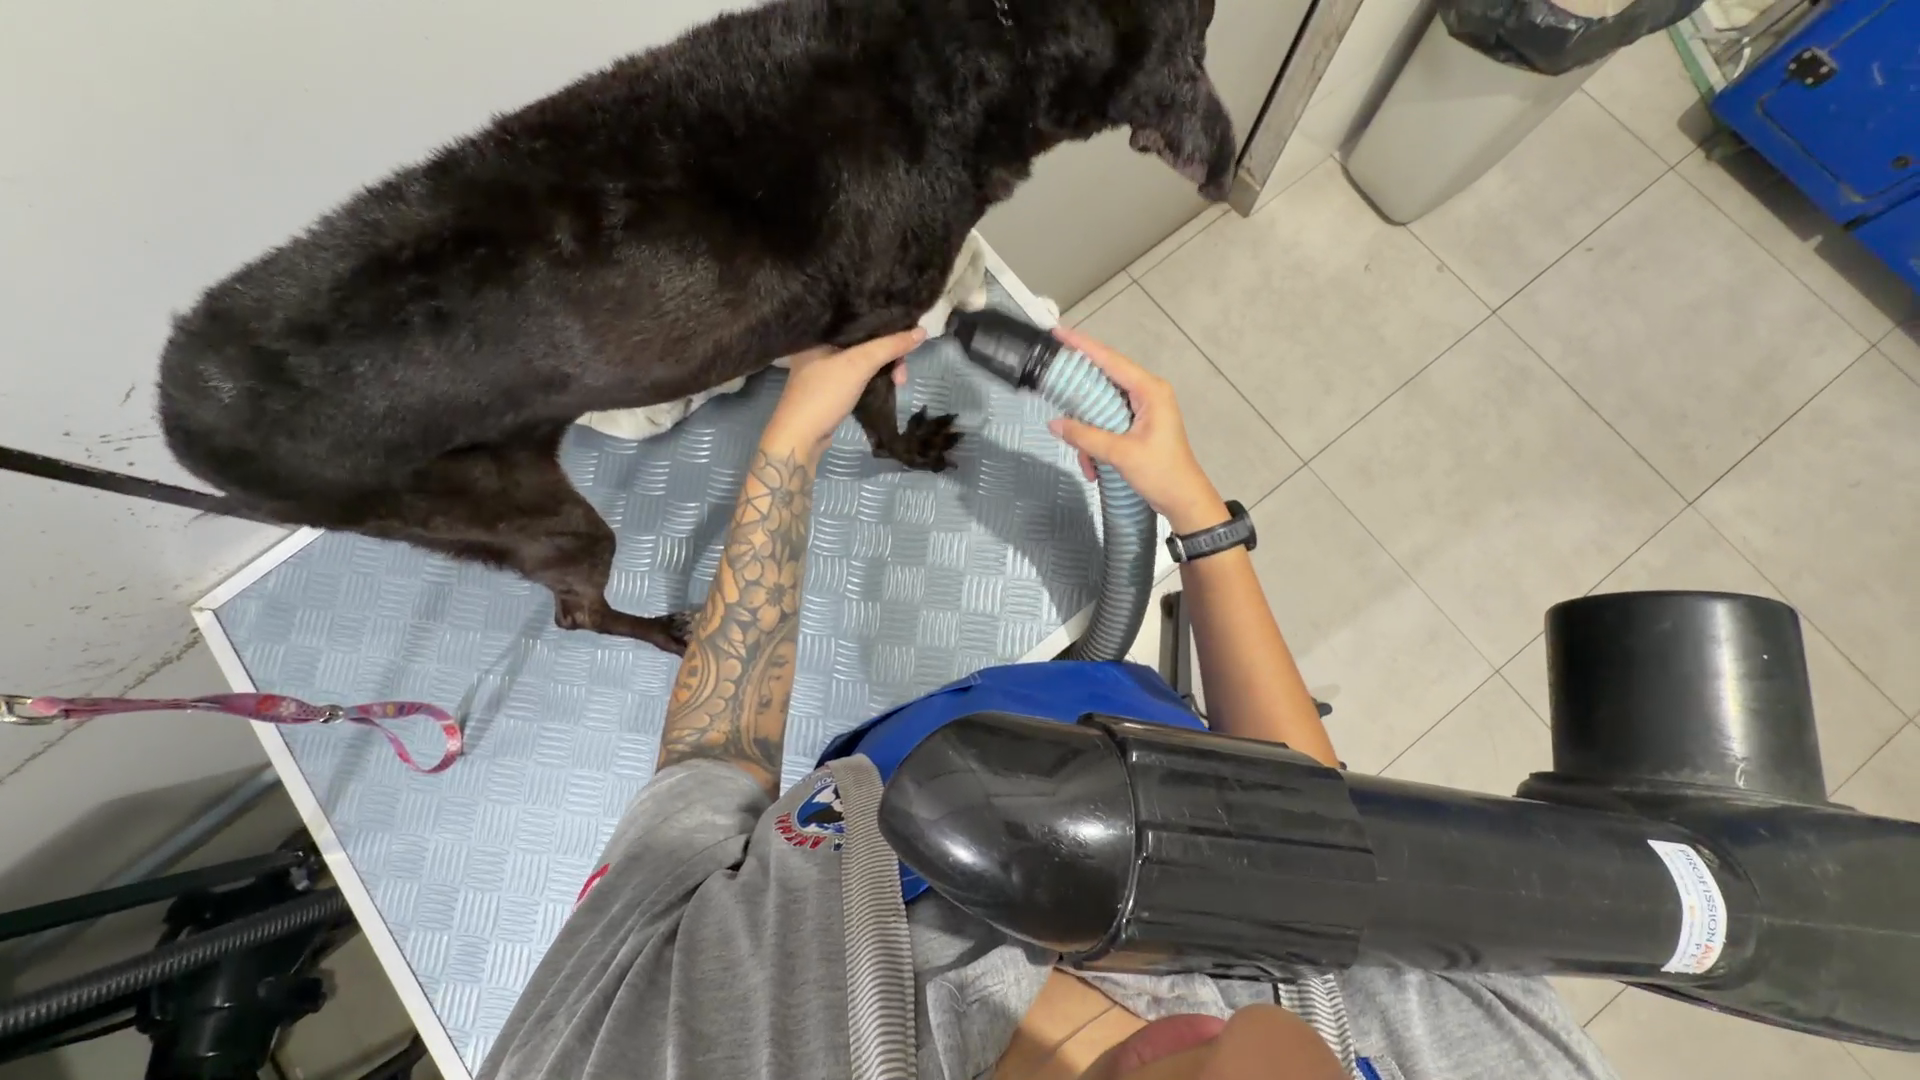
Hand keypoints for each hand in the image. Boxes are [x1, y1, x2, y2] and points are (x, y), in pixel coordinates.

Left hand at [761, 328, 925, 457]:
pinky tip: (886, 385)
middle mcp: (821, 346)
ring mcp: (824, 368)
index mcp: (821, 333)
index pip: (860, 319)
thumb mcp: (859, 365)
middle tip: (902, 374)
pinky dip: (874, 378)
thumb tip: (922, 331)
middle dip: (889, 355)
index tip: (907, 340)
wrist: (799, 437)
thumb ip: (889, 346)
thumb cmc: (824, 394)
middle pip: (865, 341)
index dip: (887, 326)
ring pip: (863, 359)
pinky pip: (858, 374)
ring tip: (898, 382)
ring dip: (884, 368)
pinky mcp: (830, 387)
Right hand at [1047, 327, 1228, 532]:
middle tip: (1053, 391)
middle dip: (1078, 398)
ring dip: (1087, 433)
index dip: (1083, 345)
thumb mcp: (1121, 454)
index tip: (1058, 332)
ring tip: (1087, 462)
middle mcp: (1146, 393)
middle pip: (1102, 380)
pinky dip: (1095, 443)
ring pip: (1100, 407)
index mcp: (1150, 390)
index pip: (1110, 359)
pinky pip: (1106, 424)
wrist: (1184, 501)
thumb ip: (1086, 436)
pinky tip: (1094, 467)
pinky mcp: (1137, 425)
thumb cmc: (1162, 473)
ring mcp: (1142, 409)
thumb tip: (1055, 424)